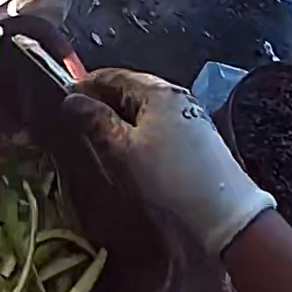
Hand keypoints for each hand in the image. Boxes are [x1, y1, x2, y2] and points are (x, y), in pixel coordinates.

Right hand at [62, 69, 274, 255]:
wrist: (226, 216)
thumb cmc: (169, 178)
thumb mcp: (123, 150)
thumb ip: (95, 121)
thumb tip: (71, 99)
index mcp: (156, 91)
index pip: (112, 75)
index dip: (86, 84)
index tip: (64, 100)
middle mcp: (174, 95)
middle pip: (129, 88)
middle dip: (101, 100)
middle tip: (78, 120)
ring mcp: (188, 114)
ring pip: (143, 106)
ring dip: (119, 115)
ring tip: (99, 135)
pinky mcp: (195, 134)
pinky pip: (157, 120)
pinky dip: (137, 126)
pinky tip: (128, 146)